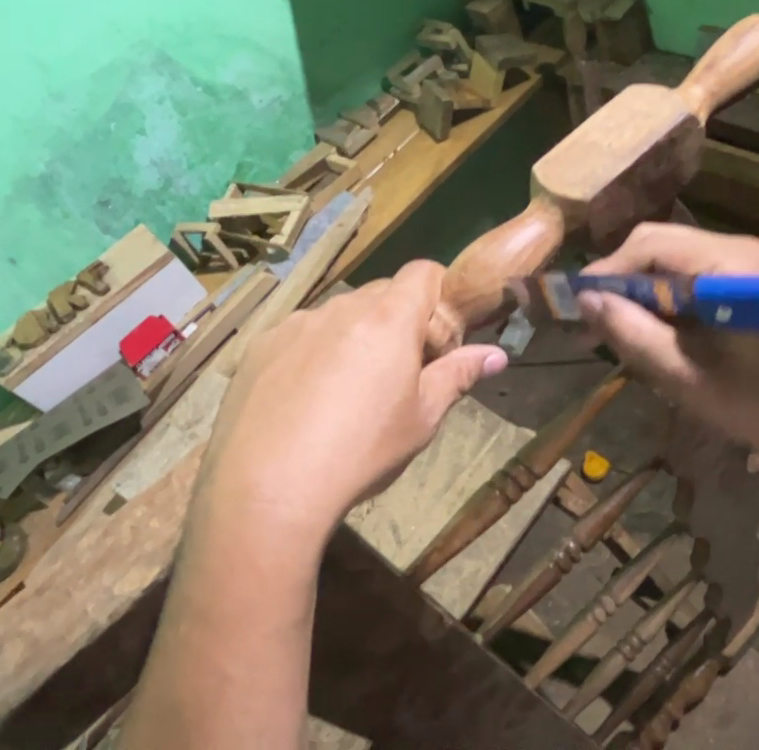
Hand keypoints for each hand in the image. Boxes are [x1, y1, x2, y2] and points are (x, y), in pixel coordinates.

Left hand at [203, 260, 508, 534]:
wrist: (267, 487)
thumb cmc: (361, 452)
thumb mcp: (421, 419)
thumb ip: (458, 375)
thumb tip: (497, 354)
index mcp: (388, 319)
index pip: (423, 272)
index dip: (437, 295)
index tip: (436, 339)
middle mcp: (341, 308)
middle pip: (381, 294)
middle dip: (397, 321)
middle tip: (398, 373)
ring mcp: (295, 323)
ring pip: (338, 315)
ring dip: (353, 337)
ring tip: (345, 394)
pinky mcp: (261, 345)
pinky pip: (299, 335)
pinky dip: (311, 354)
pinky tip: (302, 402)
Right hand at [577, 223, 758, 457]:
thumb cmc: (751, 404)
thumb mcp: (683, 376)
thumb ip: (633, 333)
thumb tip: (585, 300)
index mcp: (734, 267)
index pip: (653, 246)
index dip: (609, 271)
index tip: (576, 302)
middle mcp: (738, 247)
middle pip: (656, 241)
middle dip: (619, 276)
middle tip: (591, 314)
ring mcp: (740, 255)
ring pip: (664, 251)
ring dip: (635, 283)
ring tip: (612, 321)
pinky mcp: (738, 270)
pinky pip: (681, 264)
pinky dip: (655, 288)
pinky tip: (645, 320)